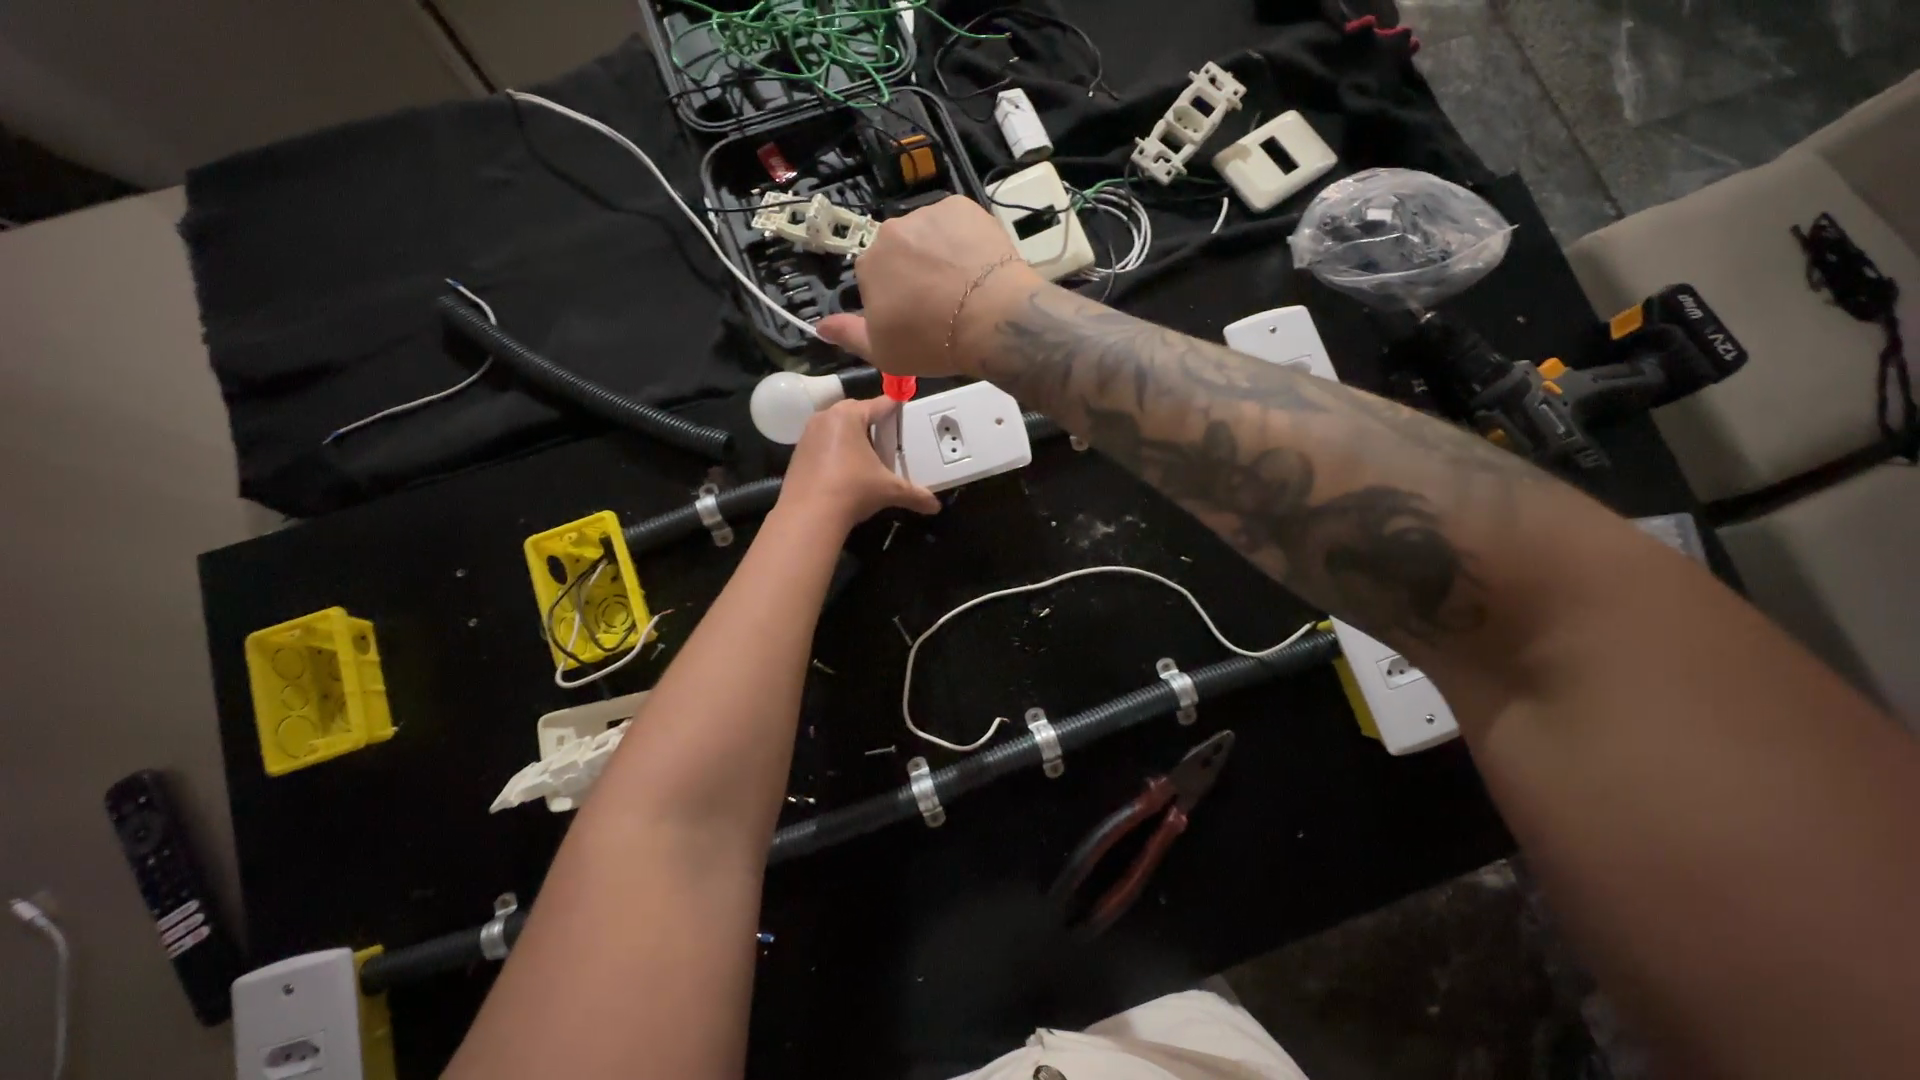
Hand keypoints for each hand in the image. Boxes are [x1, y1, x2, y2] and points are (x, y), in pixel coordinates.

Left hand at [778, 397, 940, 529]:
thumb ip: (914, 494)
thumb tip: (935, 506)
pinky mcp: (798, 454)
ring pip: (836, 427)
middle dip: (872, 422)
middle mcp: (826, 418)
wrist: (808, 516)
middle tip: (888, 438)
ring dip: (851, 436)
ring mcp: (808, 435)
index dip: (896, 408)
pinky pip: (822, 444)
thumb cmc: (852, 490)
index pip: (880, 404)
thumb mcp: (888, 490)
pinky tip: (845, 470)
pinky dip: (835, 451)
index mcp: (849, 416)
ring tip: (867, 455)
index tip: (906, 412)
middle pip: (855, 411)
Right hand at [818, 195, 1042, 377]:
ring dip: (938, 253)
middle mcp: (891, 231)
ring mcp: (928, 214)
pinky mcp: (962, 206)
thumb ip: (848, 334)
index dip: (893, 298)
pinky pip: (956, 222)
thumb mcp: (883, 352)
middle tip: (940, 301)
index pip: (873, 277)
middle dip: (914, 271)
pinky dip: (963, 239)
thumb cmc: (933, 341)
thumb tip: (820, 326)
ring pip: (928, 234)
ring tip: (963, 284)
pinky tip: (977, 264)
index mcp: (868, 264)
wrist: (992, 319)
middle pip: (899, 251)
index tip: (913, 316)